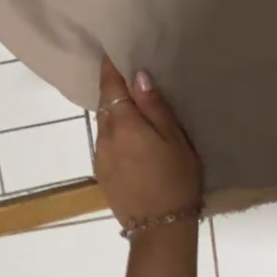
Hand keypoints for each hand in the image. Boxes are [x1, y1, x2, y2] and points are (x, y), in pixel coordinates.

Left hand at [93, 57, 202, 229]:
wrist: (159, 227)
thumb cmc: (176, 178)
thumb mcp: (175, 139)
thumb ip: (155, 107)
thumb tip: (138, 76)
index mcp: (124, 126)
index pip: (110, 87)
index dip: (110, 67)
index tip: (112, 49)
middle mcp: (104, 138)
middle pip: (104, 103)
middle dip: (112, 86)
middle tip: (127, 69)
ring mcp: (100, 157)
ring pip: (104, 122)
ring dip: (115, 108)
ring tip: (134, 99)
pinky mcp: (102, 172)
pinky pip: (105, 139)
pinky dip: (115, 127)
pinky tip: (132, 131)